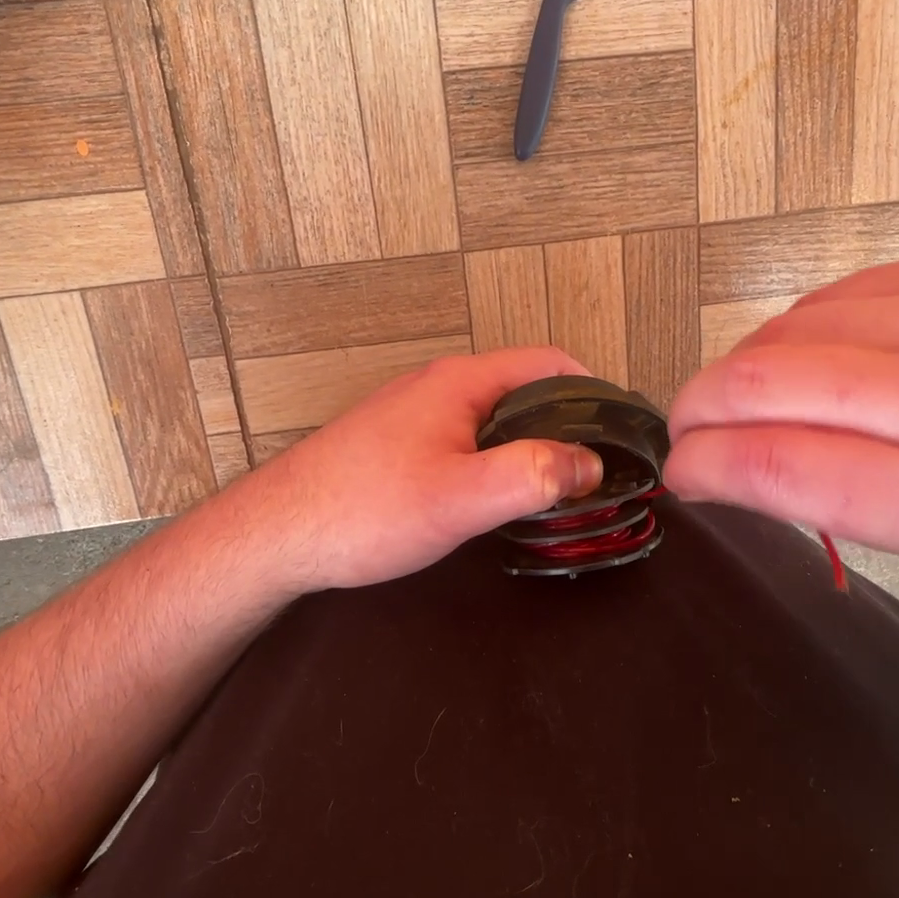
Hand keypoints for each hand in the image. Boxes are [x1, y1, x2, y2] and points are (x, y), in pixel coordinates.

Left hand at [227, 347, 603, 592]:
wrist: (276, 533)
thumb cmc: (365, 510)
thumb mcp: (462, 497)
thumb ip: (533, 475)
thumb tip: (590, 463)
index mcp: (461, 382)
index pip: (549, 364)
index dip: (595, 392)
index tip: (622, 433)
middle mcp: (439, 386)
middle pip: (523, 390)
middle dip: (566, 424)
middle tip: (596, 471)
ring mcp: (415, 413)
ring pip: (492, 418)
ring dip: (528, 445)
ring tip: (555, 489)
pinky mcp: (397, 443)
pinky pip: (464, 439)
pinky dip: (494, 459)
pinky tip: (494, 498)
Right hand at [665, 254, 898, 581]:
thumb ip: (820, 499)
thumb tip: (721, 459)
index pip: (769, 464)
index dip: (697, 465)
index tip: (679, 473)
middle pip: (759, 381)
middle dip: (694, 409)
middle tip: (689, 433)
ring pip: (782, 330)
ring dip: (742, 370)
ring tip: (756, 400)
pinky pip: (830, 298)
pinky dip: (794, 335)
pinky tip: (814, 361)